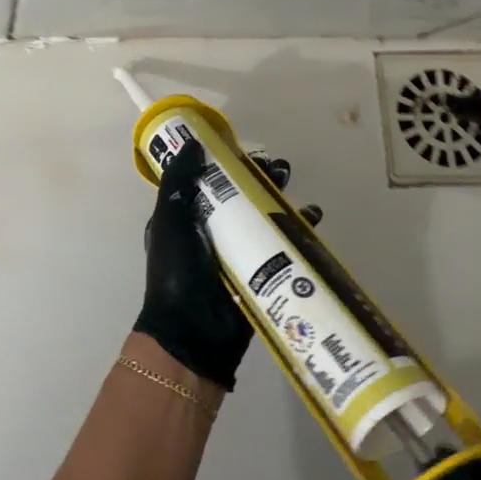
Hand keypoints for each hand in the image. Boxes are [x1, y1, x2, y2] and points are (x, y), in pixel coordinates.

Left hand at [133, 142, 287, 391]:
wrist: (191, 335)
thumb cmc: (175, 274)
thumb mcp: (168, 223)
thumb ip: (178, 184)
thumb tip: (193, 144)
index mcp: (186, 220)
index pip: (209, 184)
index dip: (227, 166)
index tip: (246, 151)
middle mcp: (212, 234)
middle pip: (240, 199)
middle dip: (260, 182)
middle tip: (280, 169)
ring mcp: (238, 256)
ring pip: (263, 221)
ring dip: (281, 204)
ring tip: (296, 192)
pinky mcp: (261, 277)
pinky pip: (282, 249)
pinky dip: (297, 233)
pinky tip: (312, 220)